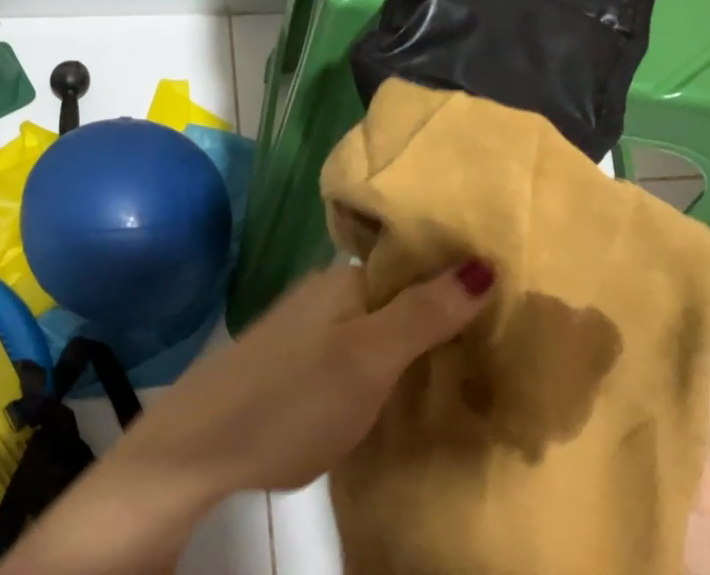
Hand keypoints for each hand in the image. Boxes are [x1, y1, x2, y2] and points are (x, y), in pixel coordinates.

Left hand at [113, 258, 495, 495]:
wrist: (201, 446)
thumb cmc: (292, 399)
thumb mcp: (368, 359)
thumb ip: (423, 314)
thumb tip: (484, 262)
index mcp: (343, 281)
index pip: (415, 266)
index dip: (459, 285)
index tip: (508, 314)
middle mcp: (323, 295)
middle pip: (396, 298)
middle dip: (440, 320)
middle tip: (497, 356)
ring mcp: (304, 331)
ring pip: (374, 329)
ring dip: (412, 348)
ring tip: (462, 378)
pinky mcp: (292, 366)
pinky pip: (353, 356)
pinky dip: (382, 370)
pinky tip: (401, 395)